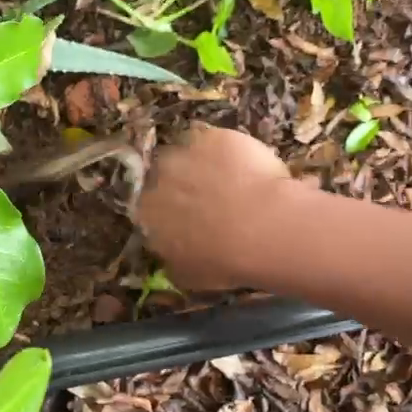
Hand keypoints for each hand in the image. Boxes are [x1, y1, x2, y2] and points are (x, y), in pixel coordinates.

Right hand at [136, 125, 297, 289]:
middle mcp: (159, 177)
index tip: (188, 214)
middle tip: (212, 194)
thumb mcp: (188, 275)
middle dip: (183, 181)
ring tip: (230, 177)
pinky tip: (248, 166)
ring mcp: (186, 152)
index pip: (150, 204)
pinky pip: (215, 140)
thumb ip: (172, 260)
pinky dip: (228, 151)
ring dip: (203, 162)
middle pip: (165, 173)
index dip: (170, 207)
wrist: (262, 229)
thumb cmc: (224, 260)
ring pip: (188, 152)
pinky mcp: (213, 136)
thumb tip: (170, 256)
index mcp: (149, 212)